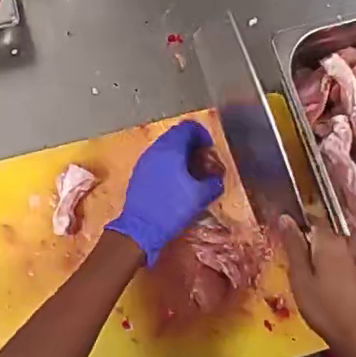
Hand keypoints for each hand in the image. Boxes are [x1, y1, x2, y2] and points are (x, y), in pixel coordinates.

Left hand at [106, 119, 224, 264]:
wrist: (140, 229)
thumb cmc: (172, 209)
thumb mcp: (200, 197)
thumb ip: (213, 183)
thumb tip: (216, 180)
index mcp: (171, 149)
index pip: (188, 127)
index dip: (203, 135)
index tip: (210, 150)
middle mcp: (155, 150)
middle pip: (176, 136)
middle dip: (192, 145)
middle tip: (203, 161)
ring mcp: (144, 162)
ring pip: (165, 149)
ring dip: (179, 155)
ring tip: (191, 173)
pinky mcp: (139, 174)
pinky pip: (157, 161)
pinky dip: (168, 165)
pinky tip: (176, 183)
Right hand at [276, 214, 355, 356]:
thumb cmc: (323, 307)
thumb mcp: (300, 276)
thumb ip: (293, 245)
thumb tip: (285, 218)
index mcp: (329, 240)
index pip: (309, 219)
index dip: (293, 225)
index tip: (280, 237)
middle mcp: (344, 244)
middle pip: (318, 234)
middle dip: (302, 243)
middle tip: (287, 262)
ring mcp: (353, 258)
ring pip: (326, 249)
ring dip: (312, 257)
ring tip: (299, 275)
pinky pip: (334, 260)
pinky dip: (323, 267)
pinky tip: (316, 284)